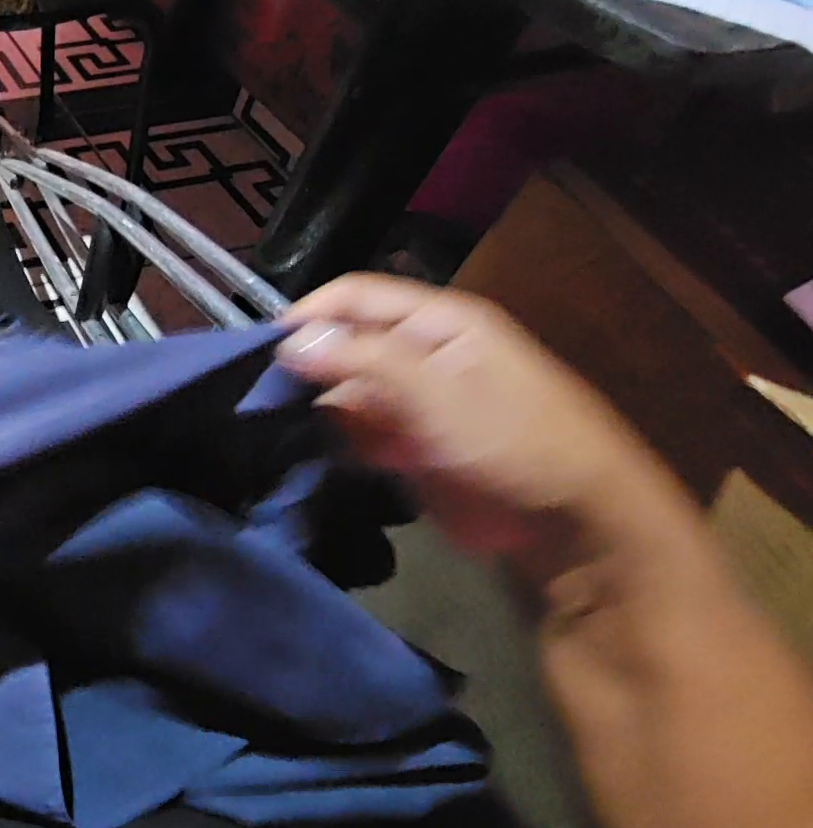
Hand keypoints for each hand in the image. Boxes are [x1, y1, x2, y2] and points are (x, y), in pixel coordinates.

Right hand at [277, 274, 672, 580]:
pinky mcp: (399, 440)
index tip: (258, 351)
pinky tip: (296, 447)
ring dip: (306, 402)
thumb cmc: (516, 445)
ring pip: (336, 386)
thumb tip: (288, 340)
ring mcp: (407, 398)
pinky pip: (346, 426)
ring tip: (267, 422)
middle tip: (254, 392)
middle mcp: (417, 352)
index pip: (353, 296)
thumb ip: (363, 360)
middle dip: (299, 363)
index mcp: (439, 323)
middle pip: (339, 340)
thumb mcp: (441, 394)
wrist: (572, 530)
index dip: (306, 316)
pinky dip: (322, 434)